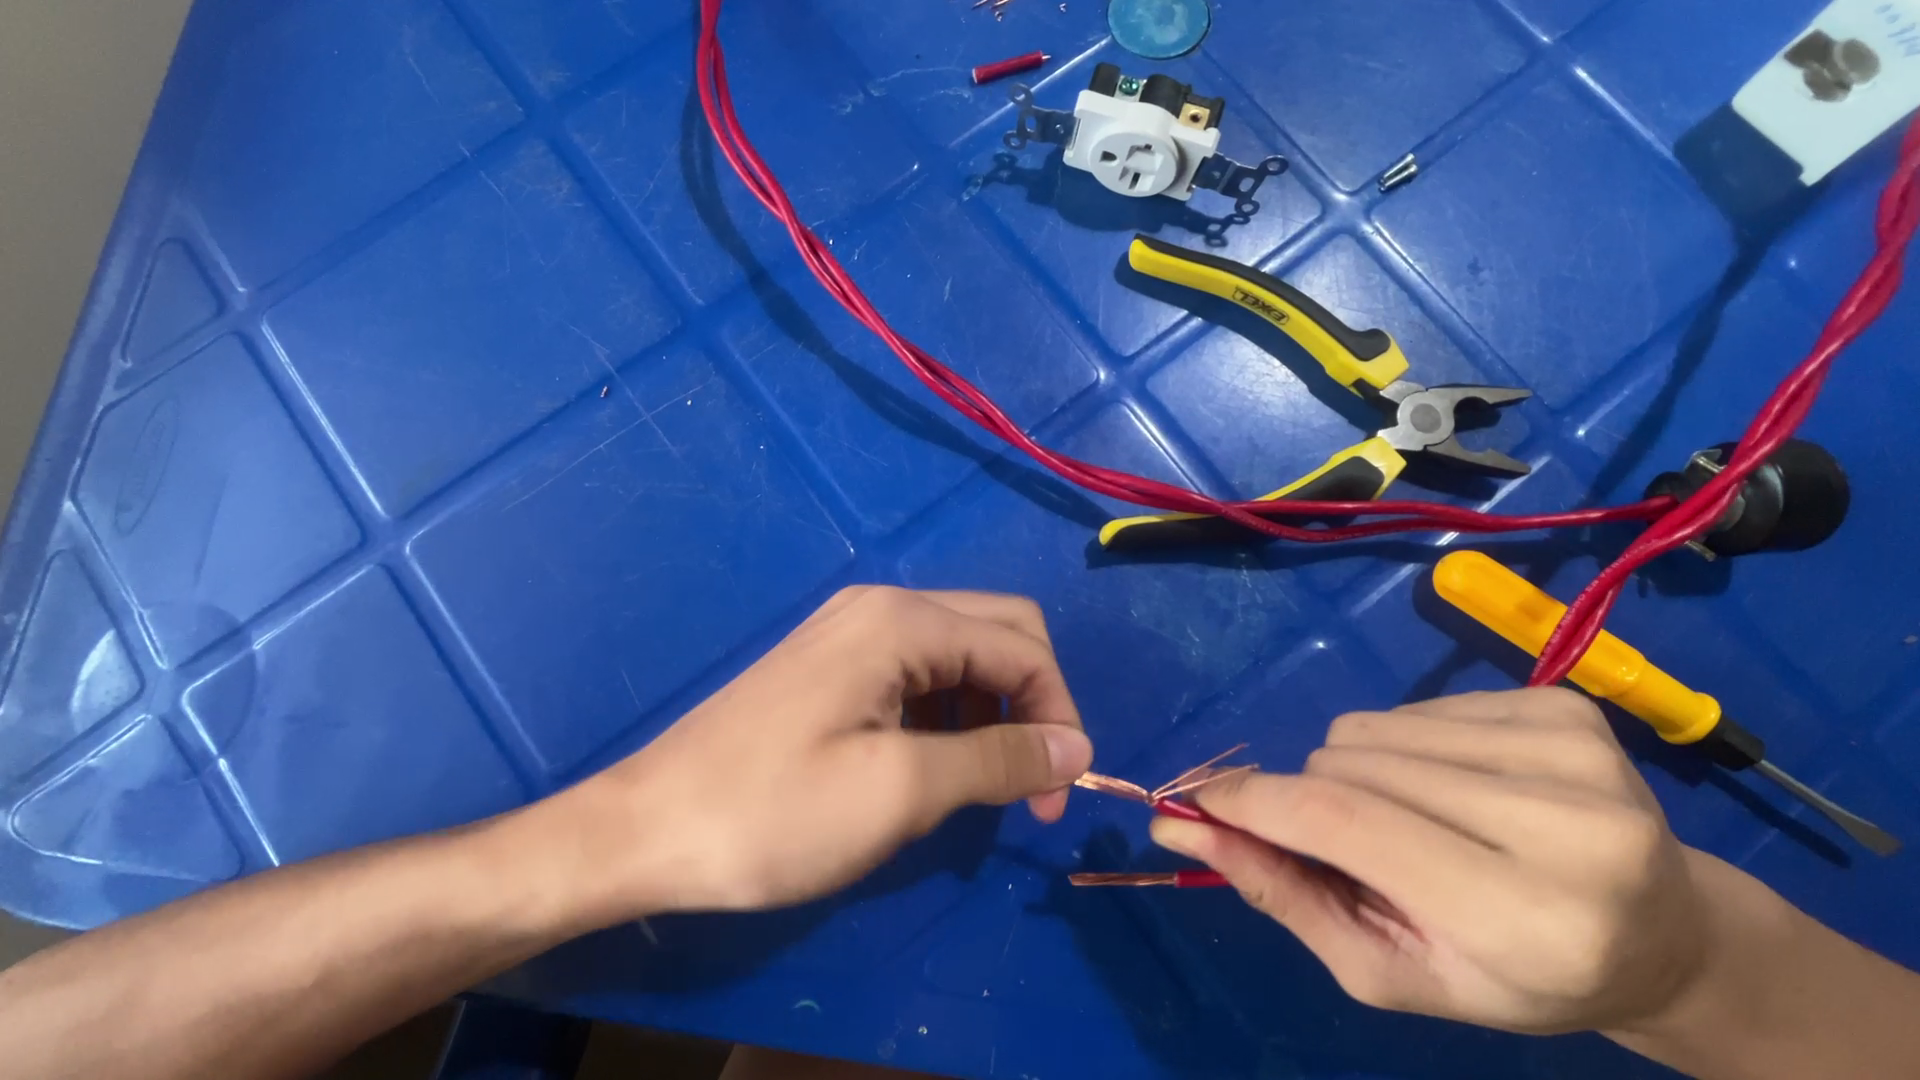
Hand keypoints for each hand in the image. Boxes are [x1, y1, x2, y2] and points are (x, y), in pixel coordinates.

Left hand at [537, 587, 1092, 922]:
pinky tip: (931, 764)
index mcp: (901, 622)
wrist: (646, 830)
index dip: (1056, 717)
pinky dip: (948, 713)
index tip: (1056, 796)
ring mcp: (850, 633)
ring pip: (960, 653)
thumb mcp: (901, 791)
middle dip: (1032, 703)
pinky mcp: (832, 666)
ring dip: (991, 711)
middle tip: (1029, 784)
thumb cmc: (773, 813)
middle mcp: (881, 607)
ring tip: (978, 785)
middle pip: (999, 632)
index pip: (1023, 648)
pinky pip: (918, 672)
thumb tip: (1076, 746)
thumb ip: (999, 759)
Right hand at [1152, 688, 1714, 1034]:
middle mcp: (1561, 821)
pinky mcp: (1567, 706)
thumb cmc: (1513, 977)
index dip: (1253, 802)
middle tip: (1361, 849)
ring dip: (1359, 770)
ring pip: (1369, 728)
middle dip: (1315, 800)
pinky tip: (1460, 788)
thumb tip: (1186, 828)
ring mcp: (1571, 751)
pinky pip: (1415, 706)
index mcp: (1523, 914)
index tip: (1197, 803)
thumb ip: (1284, 895)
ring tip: (1415, 819)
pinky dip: (1406, 745)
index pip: (1343, 822)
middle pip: (1347, 766)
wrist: (1664, 938)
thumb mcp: (1387, 969)